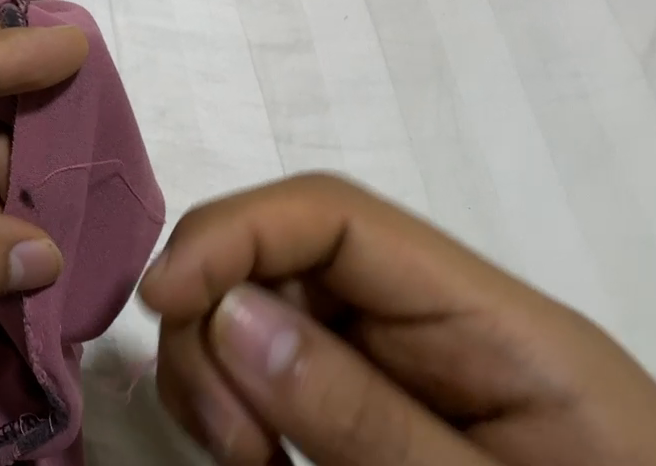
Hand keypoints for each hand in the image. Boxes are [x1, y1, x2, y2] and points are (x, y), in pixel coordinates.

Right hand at [139, 174, 655, 465]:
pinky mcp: (370, 407)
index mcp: (495, 323)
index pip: (331, 214)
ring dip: (214, 369)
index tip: (160, 302)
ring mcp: (397, 364)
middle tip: (226, 439)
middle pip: (276, 258)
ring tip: (243, 459)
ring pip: (254, 310)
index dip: (230, 233)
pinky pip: (270, 369)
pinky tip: (252, 458)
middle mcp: (434, 321)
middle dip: (214, 324)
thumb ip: (366, 417)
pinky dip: (234, 403)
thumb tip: (224, 312)